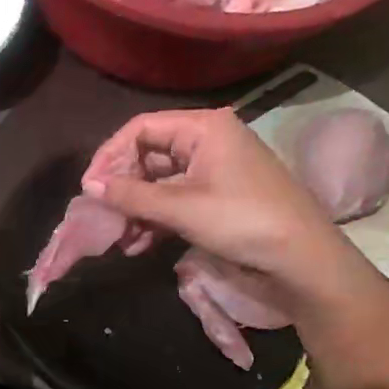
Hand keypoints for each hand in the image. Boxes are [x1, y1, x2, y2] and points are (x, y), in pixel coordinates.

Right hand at [81, 108, 347, 285]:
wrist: (299, 259)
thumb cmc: (242, 221)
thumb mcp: (181, 208)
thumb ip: (131, 195)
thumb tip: (89, 186)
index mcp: (204, 128)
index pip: (141, 128)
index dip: (110, 155)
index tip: (88, 187)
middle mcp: (206, 142)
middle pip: (147, 155)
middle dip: (121, 187)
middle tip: (101, 215)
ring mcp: (210, 172)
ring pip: (157, 183)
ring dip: (134, 210)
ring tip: (117, 238)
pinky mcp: (213, 199)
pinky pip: (171, 202)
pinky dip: (152, 221)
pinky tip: (137, 246)